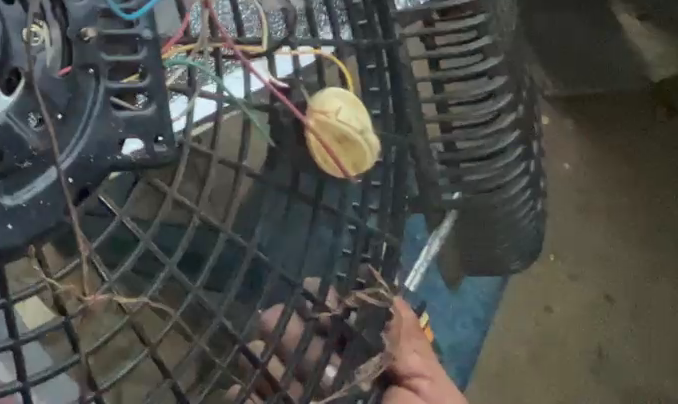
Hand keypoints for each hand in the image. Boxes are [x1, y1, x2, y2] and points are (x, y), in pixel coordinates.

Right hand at [227, 286, 465, 403]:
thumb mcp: (434, 398)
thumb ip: (406, 344)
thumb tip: (379, 284)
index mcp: (372, 372)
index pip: (339, 324)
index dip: (323, 303)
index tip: (312, 293)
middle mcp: (335, 384)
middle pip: (296, 337)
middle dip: (286, 327)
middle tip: (285, 329)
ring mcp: (305, 400)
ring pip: (269, 365)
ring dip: (263, 359)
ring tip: (269, 364)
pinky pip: (249, 399)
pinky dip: (243, 394)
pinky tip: (246, 391)